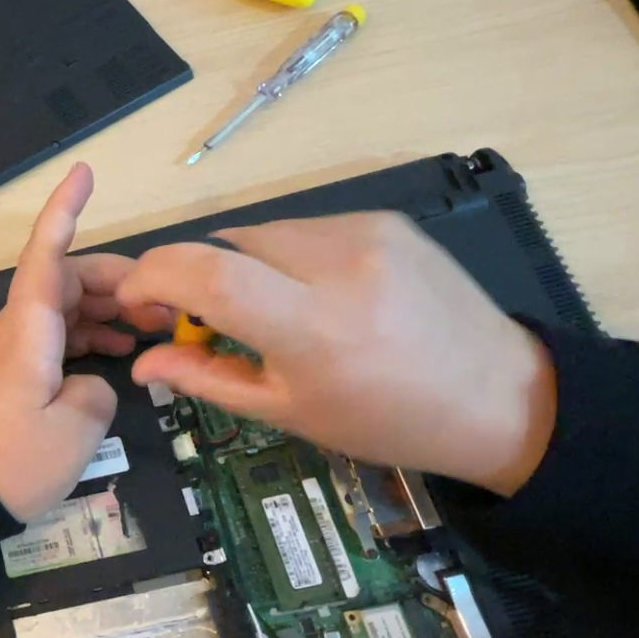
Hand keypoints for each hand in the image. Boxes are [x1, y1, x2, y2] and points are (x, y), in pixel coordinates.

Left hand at [0, 163, 138, 520]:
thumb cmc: (11, 460)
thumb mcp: (73, 432)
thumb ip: (97, 393)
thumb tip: (94, 381)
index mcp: (29, 328)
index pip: (46, 253)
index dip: (63, 210)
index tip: (83, 172)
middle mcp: (19, 326)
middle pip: (68, 278)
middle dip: (118, 280)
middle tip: (166, 305)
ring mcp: (16, 348)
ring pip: (67, 305)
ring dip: (109, 309)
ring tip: (156, 330)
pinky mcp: (16, 371)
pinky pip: (58, 335)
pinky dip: (92, 335)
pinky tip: (123, 354)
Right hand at [116, 212, 556, 495]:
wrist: (503, 396)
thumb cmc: (385, 419)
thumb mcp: (288, 412)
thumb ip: (206, 377)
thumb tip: (142, 363)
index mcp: (311, 326)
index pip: (205, 272)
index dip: (152, 276)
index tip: (135, 300)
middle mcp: (336, 264)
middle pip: (224, 244)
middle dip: (195, 275)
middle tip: (198, 317)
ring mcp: (365, 232)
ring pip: (259, 232)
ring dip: (240, 265)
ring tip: (266, 308)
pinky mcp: (384, 218)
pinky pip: (302, 228)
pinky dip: (283, 256)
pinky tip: (311, 291)